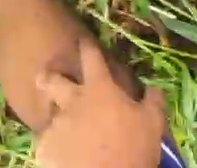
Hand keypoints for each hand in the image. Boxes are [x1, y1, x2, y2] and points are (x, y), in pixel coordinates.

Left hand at [32, 39, 167, 167]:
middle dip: (47, 77)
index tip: (83, 42)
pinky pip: (44, 145)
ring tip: (59, 129)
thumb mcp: (153, 122)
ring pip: (49, 117)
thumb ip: (153, 100)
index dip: (87, 47)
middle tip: (43, 77)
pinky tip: (61, 155)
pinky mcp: (44, 152)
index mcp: (99, 89)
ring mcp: (56, 126)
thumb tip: (154, 86)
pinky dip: (52, 148)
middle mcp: (72, 101)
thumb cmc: (132, 150)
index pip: (91, 57)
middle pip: (53, 81)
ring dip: (55, 120)